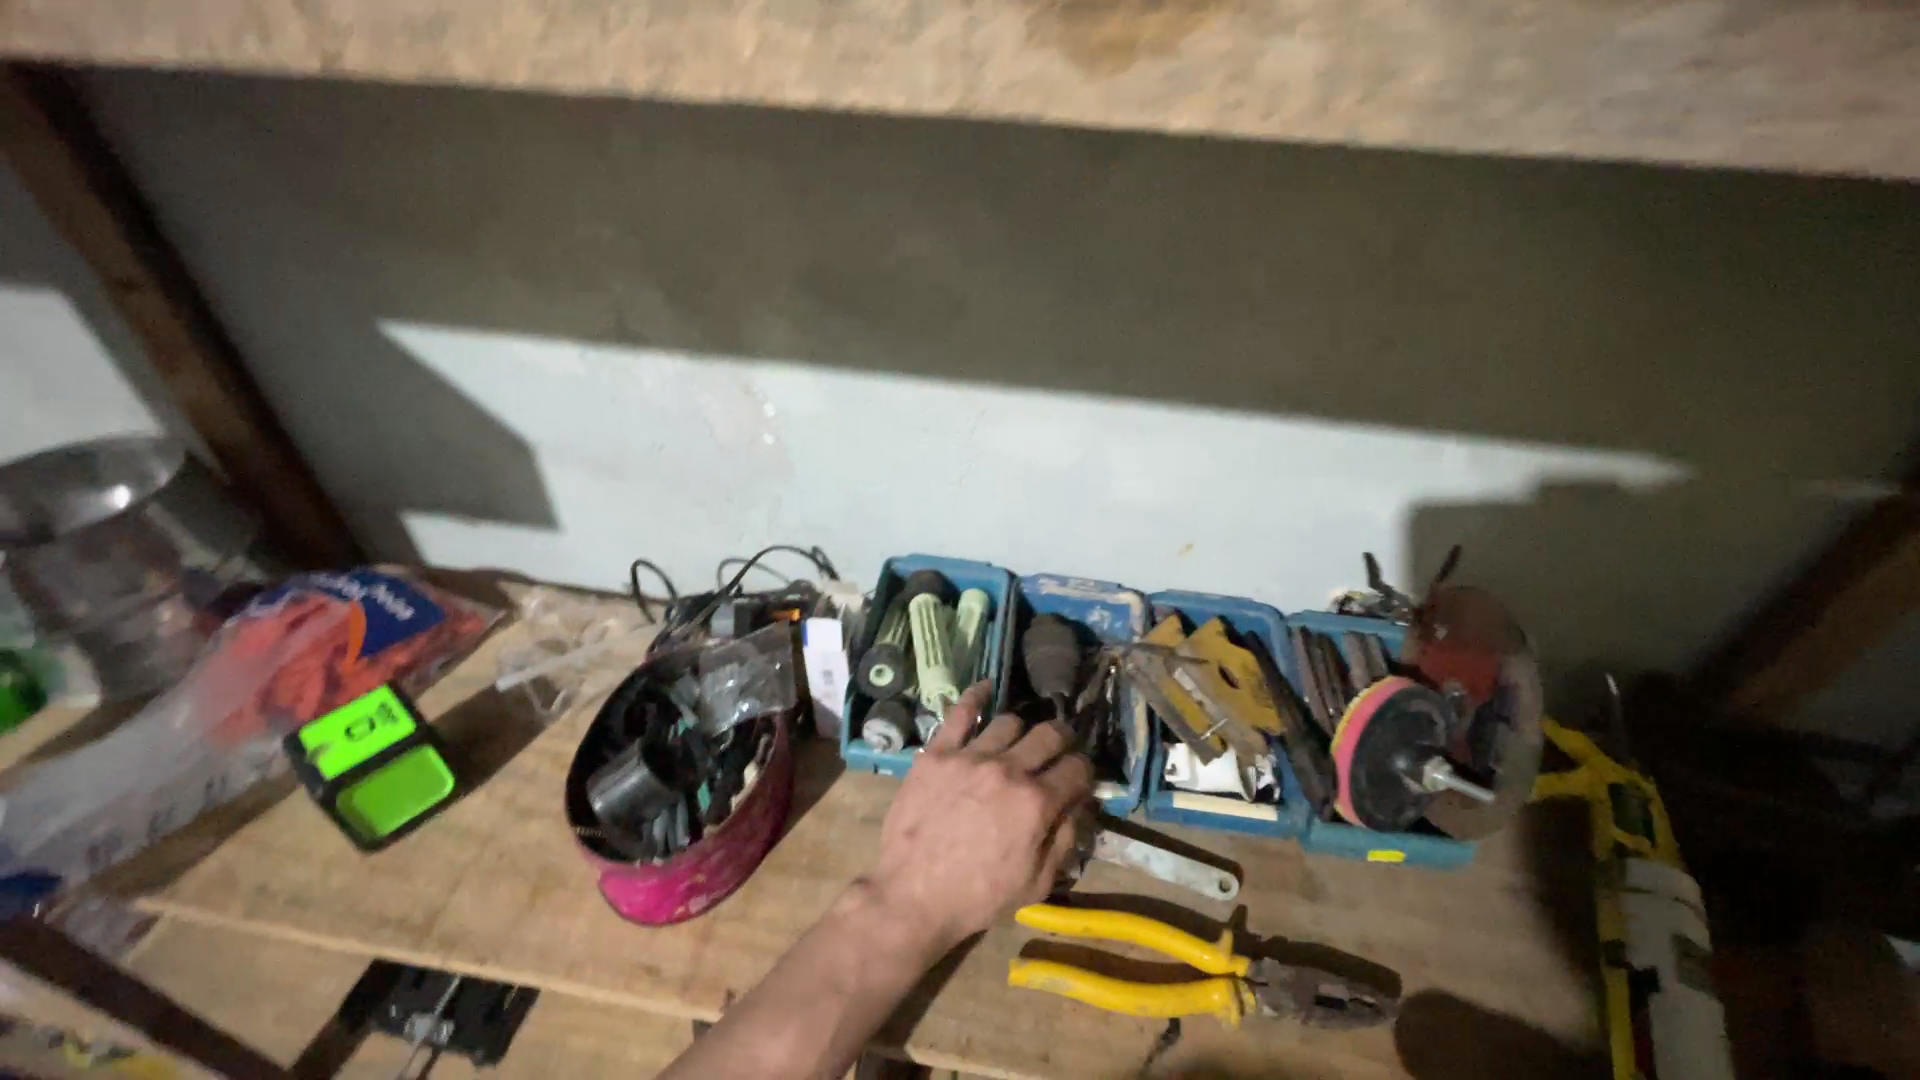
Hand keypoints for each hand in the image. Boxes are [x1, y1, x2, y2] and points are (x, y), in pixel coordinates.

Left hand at [857, 680, 1092, 954]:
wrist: (914, 896)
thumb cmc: (979, 897)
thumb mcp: (1037, 882)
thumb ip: (1065, 839)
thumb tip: (1079, 805)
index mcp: (1036, 803)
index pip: (1077, 768)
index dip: (1083, 771)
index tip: (1077, 777)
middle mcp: (1008, 770)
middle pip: (1049, 733)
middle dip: (1062, 739)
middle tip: (1056, 749)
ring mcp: (969, 757)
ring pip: (1009, 722)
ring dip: (1021, 731)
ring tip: (1016, 742)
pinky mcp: (936, 754)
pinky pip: (959, 713)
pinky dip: (976, 697)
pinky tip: (985, 690)